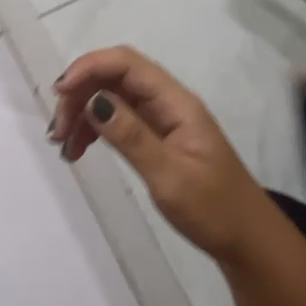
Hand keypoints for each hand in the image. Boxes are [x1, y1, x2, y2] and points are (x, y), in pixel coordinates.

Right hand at [51, 46, 276, 262]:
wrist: (248, 242)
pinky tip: (79, 150)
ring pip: (112, 97)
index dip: (89, 67)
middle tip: (57, 131)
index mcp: (176, 102)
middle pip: (114, 76)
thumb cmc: (215, 210)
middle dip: (80, 92)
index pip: (126, 63)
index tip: (59, 94)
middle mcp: (168, 103)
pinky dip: (94, 128)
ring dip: (83, 111)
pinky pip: (117, 119)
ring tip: (63, 145)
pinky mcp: (157, 138)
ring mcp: (162, 120)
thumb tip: (93, 99)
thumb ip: (131, 136)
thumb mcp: (170, 177)